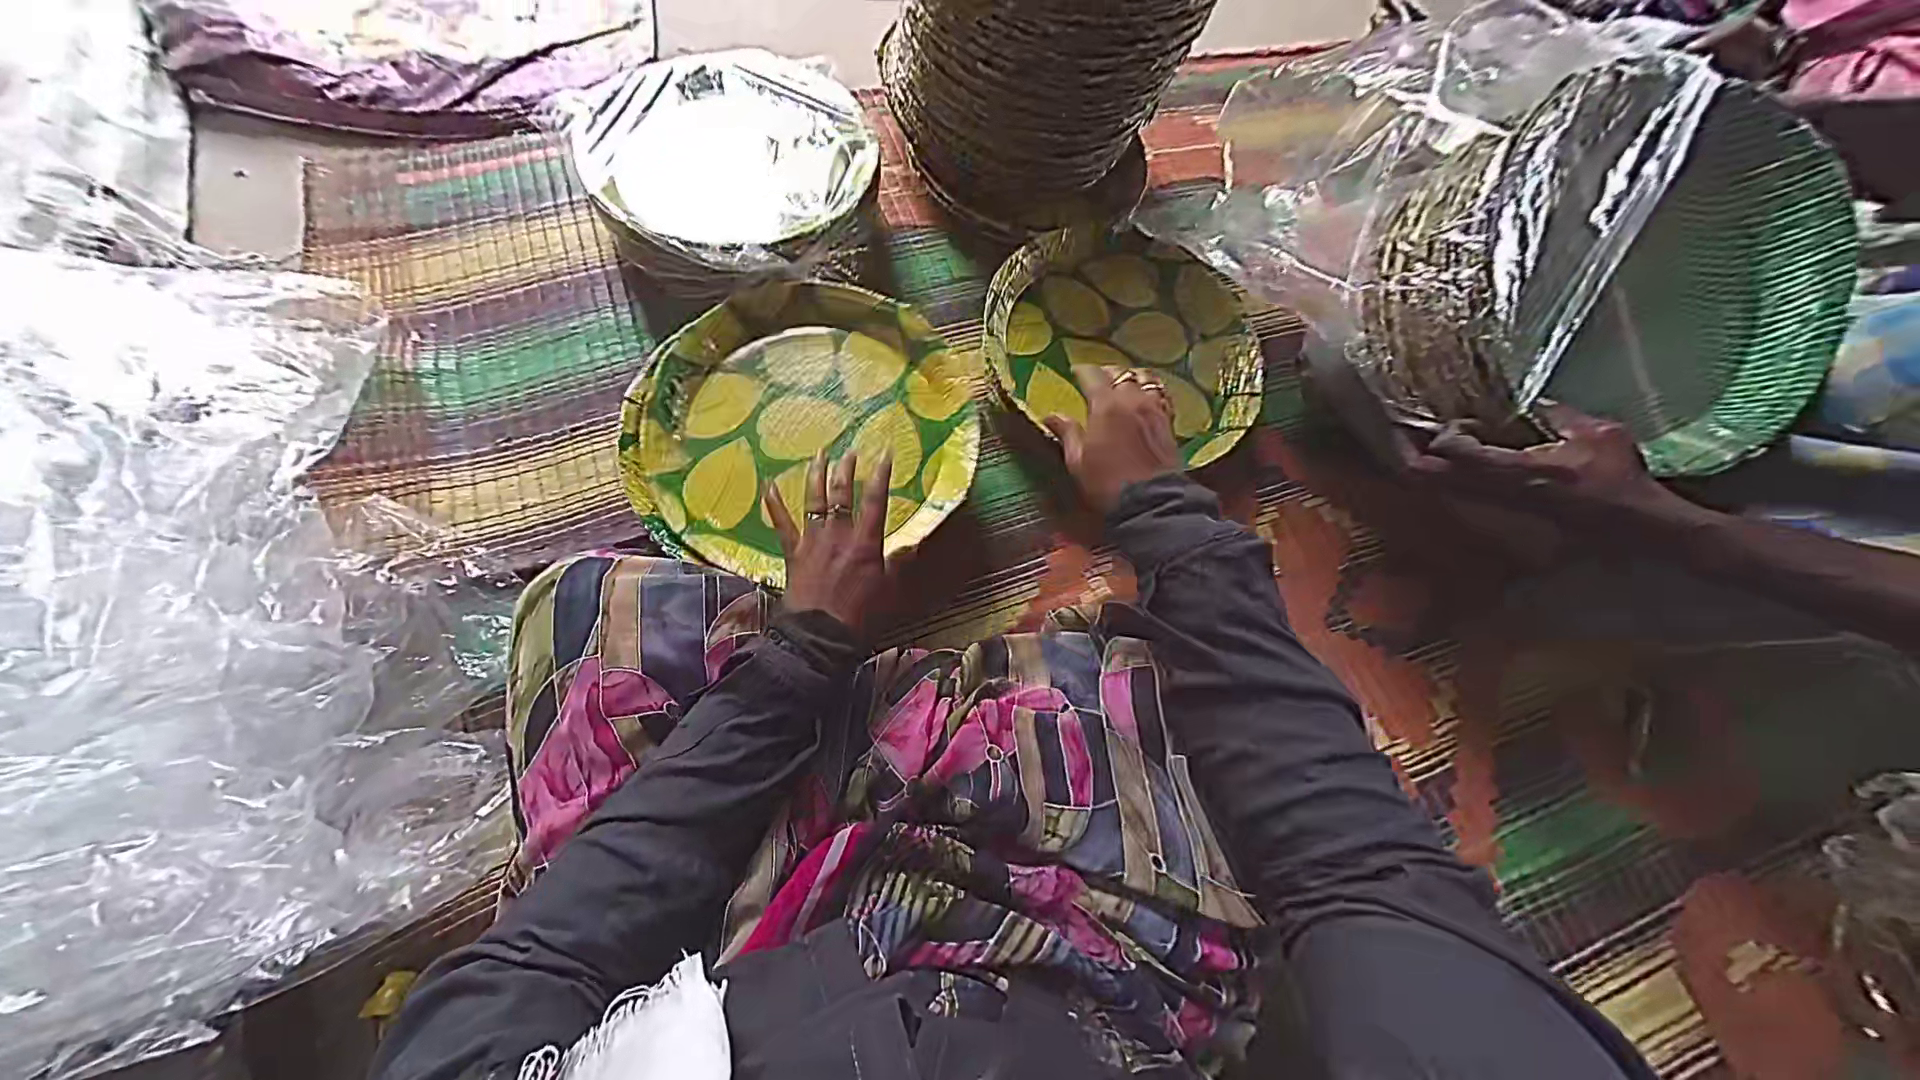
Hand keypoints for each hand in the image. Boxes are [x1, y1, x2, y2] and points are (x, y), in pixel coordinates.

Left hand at [764, 449, 895, 634]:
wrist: (821, 635)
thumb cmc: (860, 616)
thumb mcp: (889, 591)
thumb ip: (899, 565)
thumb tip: (913, 548)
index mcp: (865, 543)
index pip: (875, 501)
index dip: (880, 476)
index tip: (883, 454)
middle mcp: (839, 535)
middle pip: (842, 494)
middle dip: (846, 469)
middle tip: (849, 452)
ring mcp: (814, 542)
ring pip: (814, 501)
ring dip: (816, 475)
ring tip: (819, 455)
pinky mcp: (794, 553)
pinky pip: (782, 524)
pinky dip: (775, 504)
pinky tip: (770, 485)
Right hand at [1044, 366, 1184, 514]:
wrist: (1151, 502)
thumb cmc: (1107, 483)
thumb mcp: (1078, 461)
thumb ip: (1067, 433)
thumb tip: (1051, 416)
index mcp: (1106, 404)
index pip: (1093, 375)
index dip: (1082, 371)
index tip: (1074, 372)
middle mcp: (1133, 399)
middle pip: (1121, 373)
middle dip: (1107, 372)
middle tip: (1097, 379)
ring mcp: (1155, 409)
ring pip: (1146, 379)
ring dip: (1132, 377)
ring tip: (1124, 384)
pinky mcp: (1169, 422)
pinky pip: (1161, 395)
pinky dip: (1151, 390)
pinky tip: (1145, 399)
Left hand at [1407, 402, 1698, 528]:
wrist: (1627, 523)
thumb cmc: (1616, 478)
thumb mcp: (1598, 435)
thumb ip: (1563, 415)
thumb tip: (1541, 400)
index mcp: (1509, 469)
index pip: (1451, 450)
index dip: (1445, 432)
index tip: (1462, 420)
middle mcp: (1487, 488)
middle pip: (1423, 473)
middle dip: (1406, 451)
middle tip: (1402, 431)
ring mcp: (1485, 501)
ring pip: (1430, 485)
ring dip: (1418, 463)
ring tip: (1415, 442)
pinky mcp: (1489, 509)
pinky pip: (1447, 491)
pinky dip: (1436, 474)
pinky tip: (1445, 459)